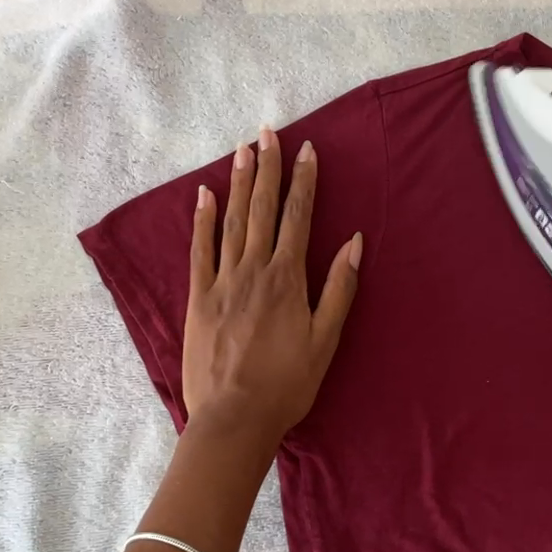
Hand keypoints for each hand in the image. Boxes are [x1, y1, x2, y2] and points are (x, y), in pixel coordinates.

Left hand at [183, 126, 362, 442]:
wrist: (234, 419)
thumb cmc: (288, 383)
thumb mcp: (326, 340)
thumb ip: (339, 288)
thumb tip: (354, 241)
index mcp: (288, 278)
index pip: (297, 217)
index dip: (303, 181)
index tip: (307, 149)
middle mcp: (254, 270)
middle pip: (262, 209)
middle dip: (268, 168)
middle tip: (269, 132)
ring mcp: (222, 281)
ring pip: (232, 221)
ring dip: (239, 183)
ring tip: (243, 149)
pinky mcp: (198, 298)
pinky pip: (199, 250)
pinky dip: (202, 220)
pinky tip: (204, 195)